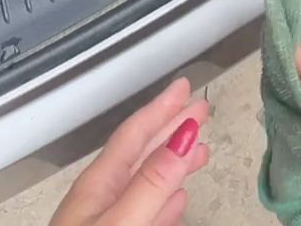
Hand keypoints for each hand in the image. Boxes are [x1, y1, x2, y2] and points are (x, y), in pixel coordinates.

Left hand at [50, 77, 211, 225]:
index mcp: (97, 188)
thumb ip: (150, 184)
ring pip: (145, 184)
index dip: (161, 107)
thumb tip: (185, 134)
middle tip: (203, 110)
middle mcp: (99, 203)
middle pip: (140, 153)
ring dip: (174, 163)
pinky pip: (145, 215)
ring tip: (203, 151)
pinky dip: (165, 202)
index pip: (134, 135)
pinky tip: (177, 204)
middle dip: (171, 128)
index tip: (186, 86)